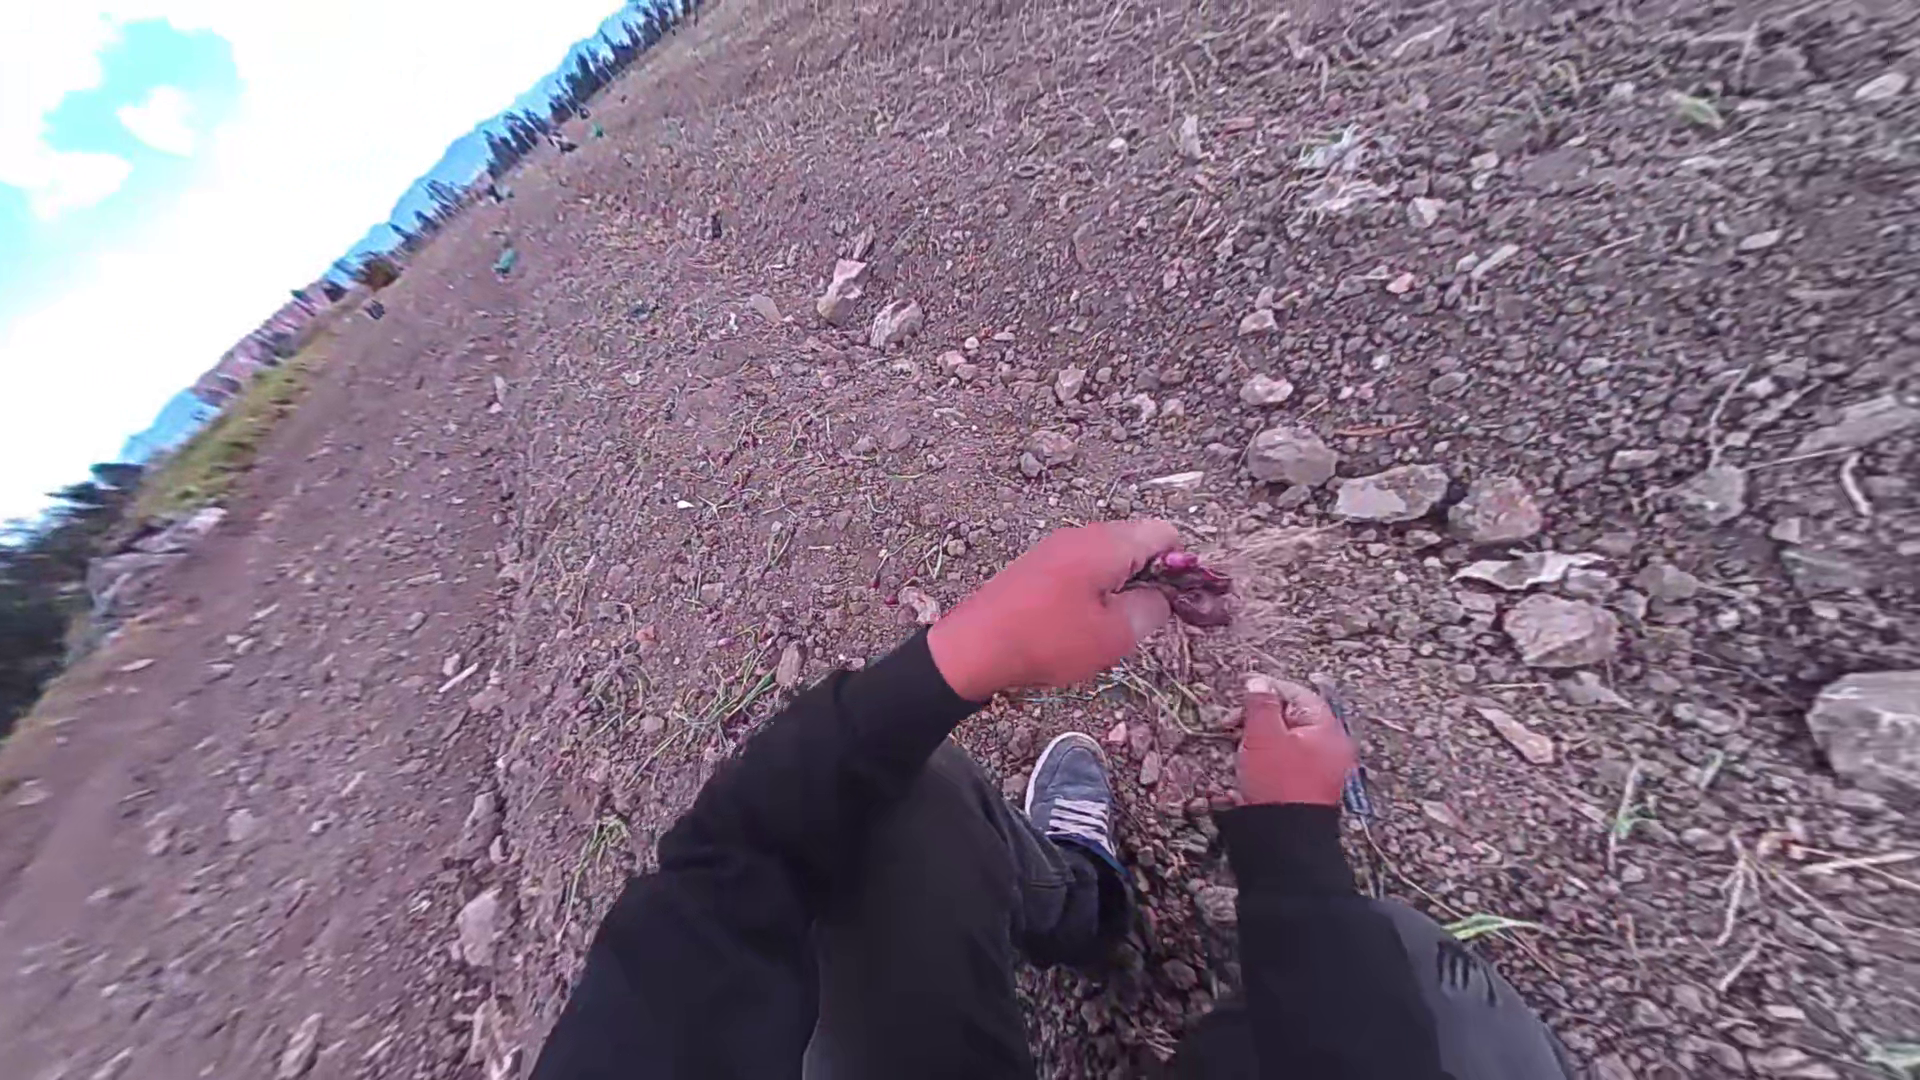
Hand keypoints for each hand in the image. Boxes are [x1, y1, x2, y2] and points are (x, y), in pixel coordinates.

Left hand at [927, 521, 1179, 700]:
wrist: (974, 647)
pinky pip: (1080, 565)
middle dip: (1151, 575)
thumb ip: (1151, 609)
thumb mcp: (1113, 634)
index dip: (1182, 564)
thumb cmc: (1047, 640)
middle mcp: (1081, 535)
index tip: (1179, 599)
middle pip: (1135, 541)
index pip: (1164, 533)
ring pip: (1107, 555)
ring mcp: (1055, 547)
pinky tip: (1080, 620)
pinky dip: (1093, 587)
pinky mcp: (1037, 564)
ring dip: (1120, 584)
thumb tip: (1162, 597)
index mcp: (1106, 543)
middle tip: (1146, 616)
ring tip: (1110, 624)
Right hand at [1237, 676, 1355, 806]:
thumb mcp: (1263, 735)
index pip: (1298, 694)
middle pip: (1292, 715)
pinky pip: (1285, 755)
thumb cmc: (1279, 783)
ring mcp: (1319, 766)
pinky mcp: (1305, 782)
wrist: (1285, 835)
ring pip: (1286, 735)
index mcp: (1327, 730)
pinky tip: (1250, 758)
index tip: (1246, 687)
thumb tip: (1258, 682)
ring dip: (1260, 733)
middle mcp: (1329, 747)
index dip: (1269, 688)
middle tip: (1236, 719)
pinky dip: (1266, 751)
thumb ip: (1261, 704)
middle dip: (1261, 714)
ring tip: (1239, 740)